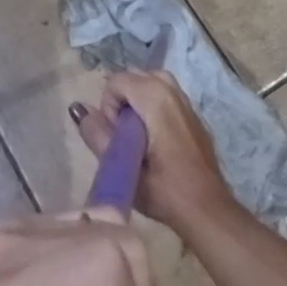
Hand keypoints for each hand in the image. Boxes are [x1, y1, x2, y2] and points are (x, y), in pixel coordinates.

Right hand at [71, 72, 236, 235]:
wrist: (207, 209)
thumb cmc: (164, 191)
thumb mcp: (123, 168)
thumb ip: (98, 136)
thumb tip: (79, 109)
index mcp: (156, 100)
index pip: (117, 80)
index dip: (108, 106)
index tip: (116, 136)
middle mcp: (173, 92)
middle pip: (136, 76)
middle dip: (121, 99)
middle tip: (122, 134)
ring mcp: (186, 102)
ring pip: (152, 82)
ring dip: (136, 100)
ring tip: (133, 133)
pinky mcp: (193, 116)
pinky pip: (166, 95)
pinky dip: (152, 105)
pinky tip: (152, 138)